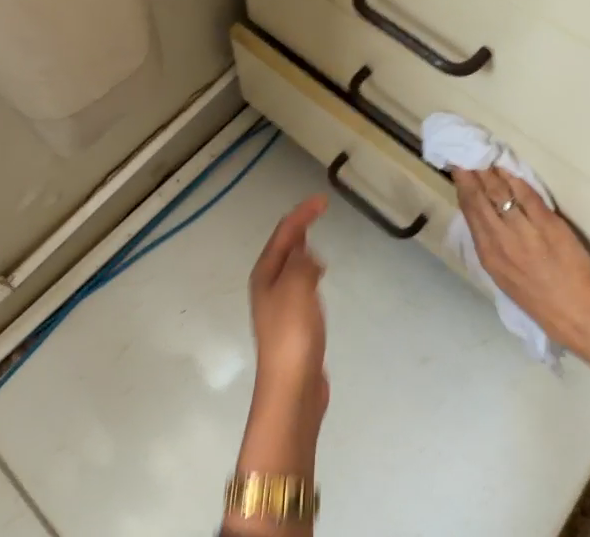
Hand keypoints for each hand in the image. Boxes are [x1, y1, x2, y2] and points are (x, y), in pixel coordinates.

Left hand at [248, 195, 329, 414]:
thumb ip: (302, 263)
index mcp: (266, 275)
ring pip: (291, 266)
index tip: (323, 200)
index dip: (302, 214)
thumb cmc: (292, 335)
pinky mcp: (293, 324)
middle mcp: (268, 287)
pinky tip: (319, 279)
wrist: (292, 389)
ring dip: (303, 249)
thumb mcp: (297, 288)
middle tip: (319, 212)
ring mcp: (279, 307)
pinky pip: (300, 285)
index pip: (284, 234)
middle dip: (299, 228)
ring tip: (318, 241)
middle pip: (283, 248)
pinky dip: (309, 272)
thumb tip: (307, 253)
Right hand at [452, 168, 589, 355]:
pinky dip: (516, 179)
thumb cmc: (542, 303)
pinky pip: (527, 195)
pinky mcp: (547, 224)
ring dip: (490, 171)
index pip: (469, 213)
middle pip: (479, 198)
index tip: (458, 169)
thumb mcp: (506, 279)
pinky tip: (509, 169)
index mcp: (488, 256)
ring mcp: (523, 230)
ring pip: (499, 192)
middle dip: (471, 174)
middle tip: (466, 154)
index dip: (462, 188)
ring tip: (484, 156)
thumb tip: (488, 222)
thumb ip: (495, 249)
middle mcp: (500, 240)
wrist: (579, 315)